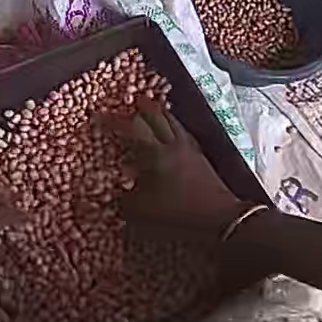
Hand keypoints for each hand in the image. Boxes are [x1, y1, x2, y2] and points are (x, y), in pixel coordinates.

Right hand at [114, 99, 250, 239]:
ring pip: (174, 123)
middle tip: (133, 101)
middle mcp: (174, 145)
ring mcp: (191, 150)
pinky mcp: (202, 159)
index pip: (133, 128)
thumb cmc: (178, 214)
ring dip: (161, 114)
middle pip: (158, 118)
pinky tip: (174, 133)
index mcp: (156, 153)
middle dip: (143, 108)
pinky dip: (175, 127)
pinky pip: (184, 134)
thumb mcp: (141, 212)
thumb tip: (112, 188)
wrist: (221, 219)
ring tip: (153, 110)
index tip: (101, 116)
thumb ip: (122, 198)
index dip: (116, 121)